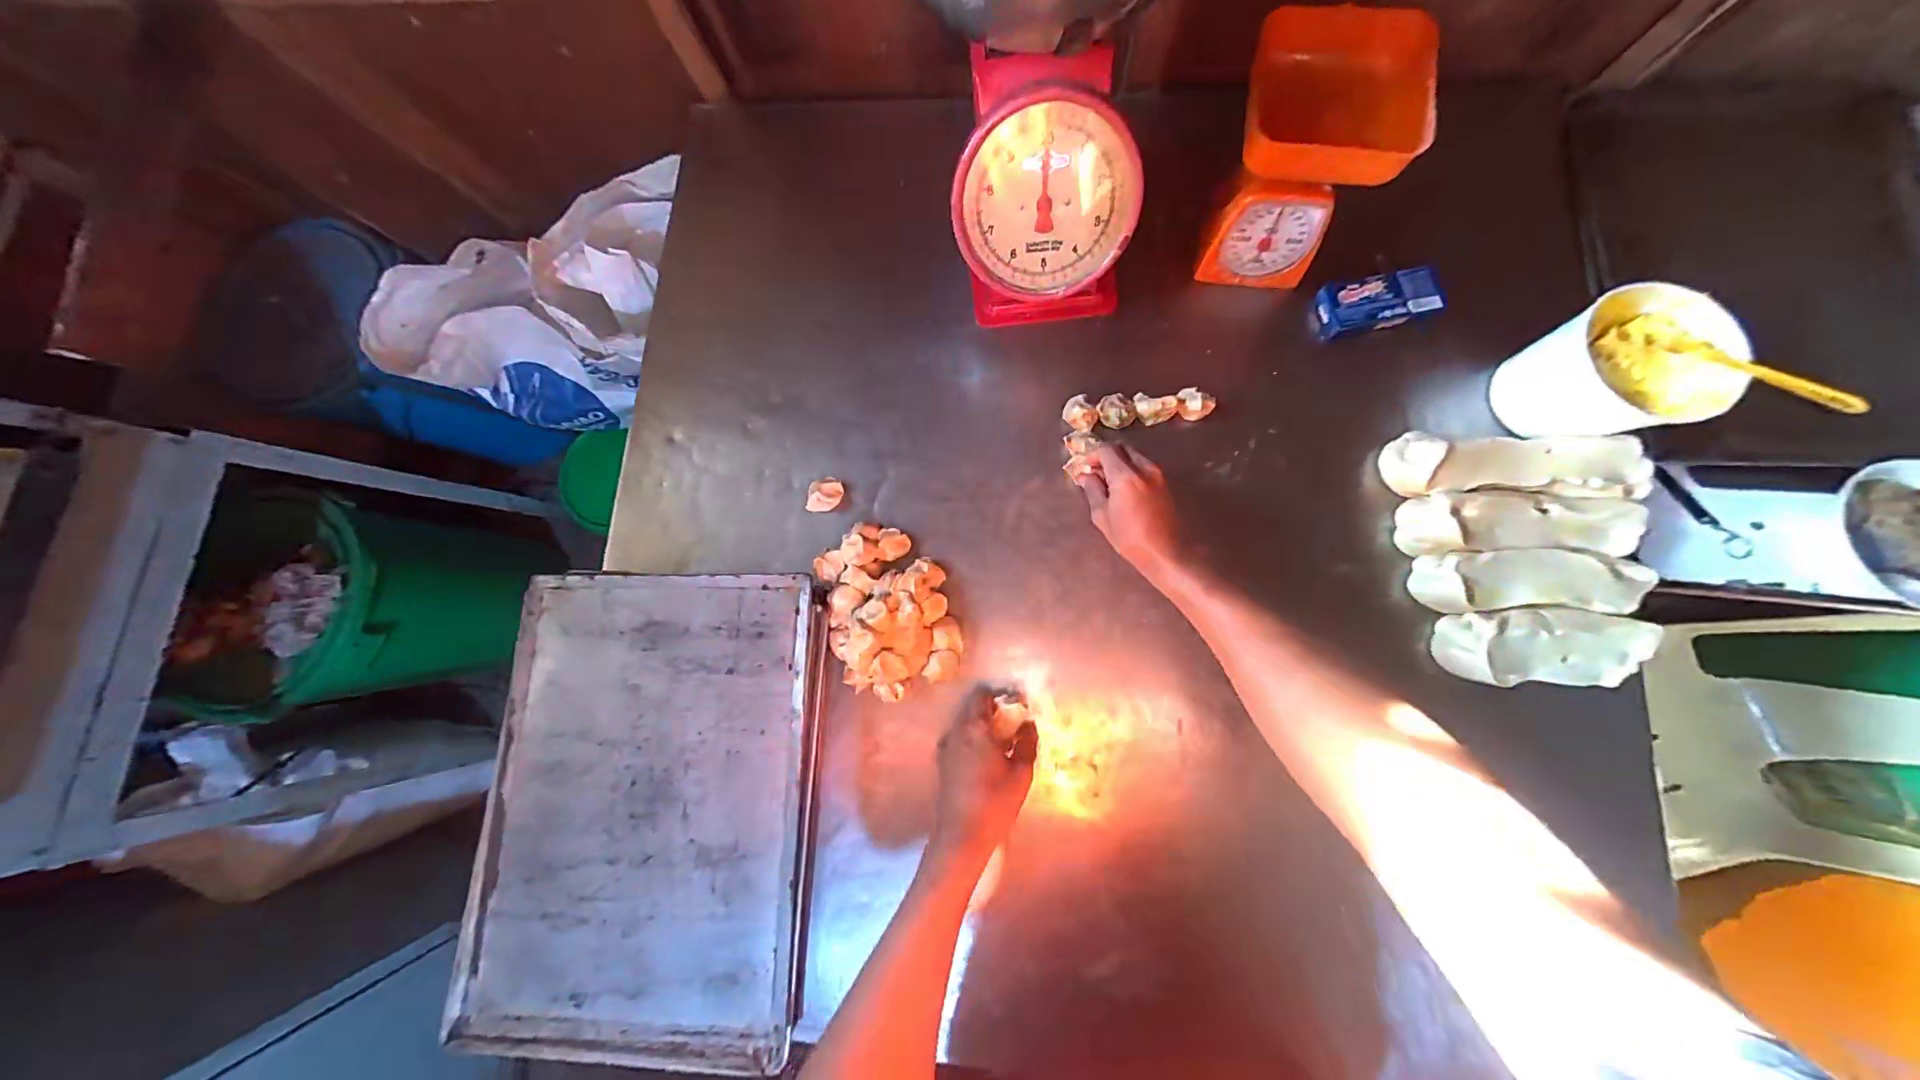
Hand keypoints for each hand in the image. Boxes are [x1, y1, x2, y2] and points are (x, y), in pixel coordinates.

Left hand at [928, 686, 1037, 866]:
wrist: (961, 836)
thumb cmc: (995, 802)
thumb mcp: (1021, 772)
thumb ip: (1027, 742)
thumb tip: (1029, 723)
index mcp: (973, 727)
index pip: (982, 694)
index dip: (1002, 693)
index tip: (1020, 702)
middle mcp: (955, 731)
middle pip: (972, 706)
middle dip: (994, 707)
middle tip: (1017, 719)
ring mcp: (946, 746)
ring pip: (965, 722)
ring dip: (984, 722)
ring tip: (1007, 737)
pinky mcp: (943, 762)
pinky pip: (960, 737)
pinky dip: (975, 736)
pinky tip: (991, 753)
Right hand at [1072, 443, 1185, 580]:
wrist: (1166, 552)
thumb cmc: (1130, 538)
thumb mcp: (1103, 517)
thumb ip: (1093, 491)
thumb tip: (1085, 476)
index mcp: (1126, 476)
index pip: (1107, 450)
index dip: (1092, 455)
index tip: (1085, 467)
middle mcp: (1144, 468)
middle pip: (1122, 448)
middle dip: (1106, 455)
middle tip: (1095, 473)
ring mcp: (1158, 474)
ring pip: (1134, 456)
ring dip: (1119, 462)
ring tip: (1109, 483)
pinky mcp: (1165, 483)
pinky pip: (1144, 466)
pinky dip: (1131, 469)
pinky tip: (1125, 489)